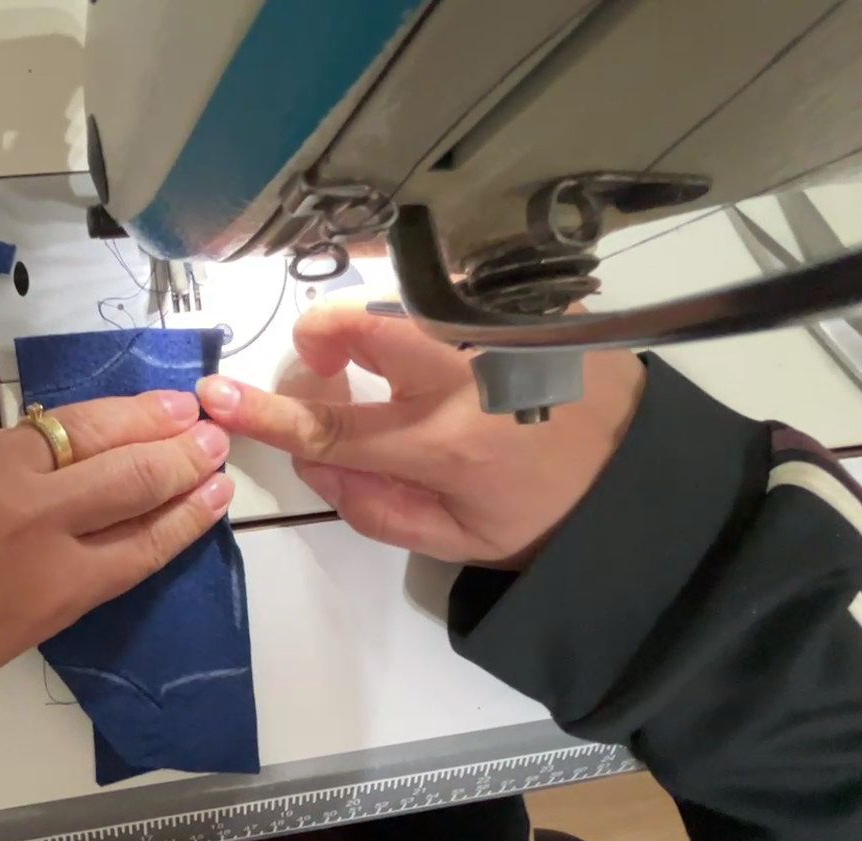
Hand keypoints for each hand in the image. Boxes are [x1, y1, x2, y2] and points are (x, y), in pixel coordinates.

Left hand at [0, 392, 233, 717]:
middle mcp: (34, 527)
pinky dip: (64, 429)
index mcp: (52, 593)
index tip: (219, 488)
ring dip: (138, 417)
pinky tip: (87, 420)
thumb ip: (58, 579)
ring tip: (174, 405)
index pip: (146, 541)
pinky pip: (19, 433)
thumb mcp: (4, 635)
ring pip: (84, 433)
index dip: (190, 512)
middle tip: (212, 435)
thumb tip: (89, 525)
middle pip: (131, 477)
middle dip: (181, 454)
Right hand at [197, 293, 642, 566]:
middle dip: (327, 332)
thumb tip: (312, 456)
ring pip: (415, 289)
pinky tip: (437, 327)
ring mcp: (512, 331)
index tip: (218, 393)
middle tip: (328, 361)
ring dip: (377, 313)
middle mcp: (477, 377)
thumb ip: (371, 506)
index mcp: (449, 446)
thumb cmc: (537, 518)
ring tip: (387, 352)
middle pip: (373, 325)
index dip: (267, 412)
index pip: (334, 427)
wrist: (643, 479)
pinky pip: (460, 278)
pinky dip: (428, 291)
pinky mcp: (538, 304)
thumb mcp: (451, 541)